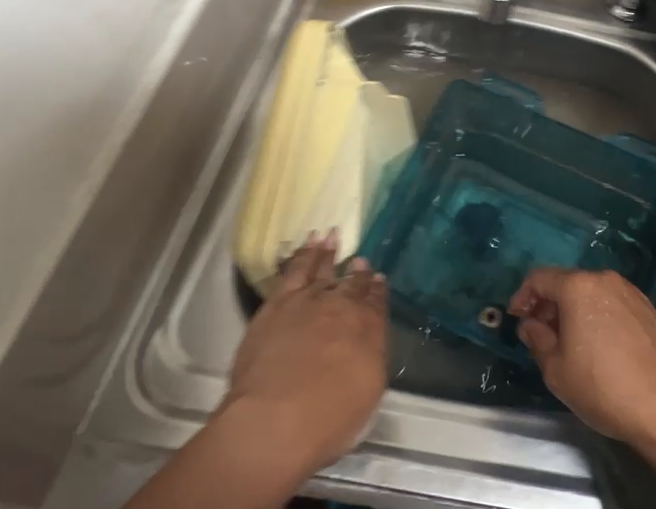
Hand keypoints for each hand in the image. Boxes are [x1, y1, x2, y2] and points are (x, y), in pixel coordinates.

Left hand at [224, 231, 388, 472]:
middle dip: (357, 273)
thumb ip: (370, 359)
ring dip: (330, 253)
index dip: (378, 292)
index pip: (377, 304)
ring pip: (323, 269)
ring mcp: (309, 301)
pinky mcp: (278, 302)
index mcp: (370, 331)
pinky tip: (309, 242)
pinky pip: (296, 269)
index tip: (378, 281)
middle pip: (352, 285)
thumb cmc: (329, 420)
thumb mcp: (368, 395)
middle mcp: (344, 308)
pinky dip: (305, 253)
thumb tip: (368, 343)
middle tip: (360, 261)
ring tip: (333, 236)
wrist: (276, 419)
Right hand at [507, 267, 655, 442]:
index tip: (516, 318)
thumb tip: (531, 325)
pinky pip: (613, 304)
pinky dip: (598, 315)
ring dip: (574, 310)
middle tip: (540, 333)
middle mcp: (606, 280)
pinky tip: (599, 345)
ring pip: (592, 293)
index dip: (523, 296)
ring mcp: (632, 293)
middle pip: (568, 283)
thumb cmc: (601, 387)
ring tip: (568, 342)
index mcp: (579, 287)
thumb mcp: (556, 370)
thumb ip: (538, 340)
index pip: (540, 278)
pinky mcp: (649, 310)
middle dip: (549, 305)